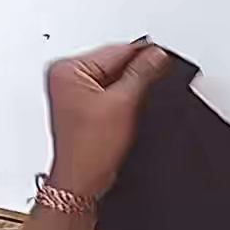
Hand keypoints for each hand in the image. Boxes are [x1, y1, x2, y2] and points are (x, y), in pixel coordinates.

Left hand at [44, 40, 169, 199]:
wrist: (82, 179)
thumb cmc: (89, 148)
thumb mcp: (123, 103)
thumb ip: (143, 73)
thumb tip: (157, 55)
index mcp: (67, 69)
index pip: (115, 50)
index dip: (143, 55)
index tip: (164, 57)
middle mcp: (65, 77)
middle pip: (113, 62)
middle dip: (135, 72)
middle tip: (157, 78)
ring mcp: (72, 92)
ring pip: (113, 77)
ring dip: (130, 85)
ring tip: (136, 101)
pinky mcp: (82, 105)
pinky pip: (109, 91)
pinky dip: (122, 97)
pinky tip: (128, 108)